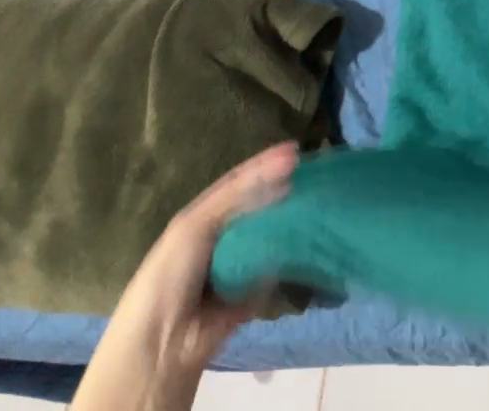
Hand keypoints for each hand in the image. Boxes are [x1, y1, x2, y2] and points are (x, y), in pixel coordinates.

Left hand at [72, 143, 299, 410]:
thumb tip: (287, 165)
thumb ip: (239, 194)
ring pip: (275, 230)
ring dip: (295, 217)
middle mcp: (226, 233)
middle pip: (262, 204)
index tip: (297, 148)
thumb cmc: (170, 274)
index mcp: (205, 216)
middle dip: (287, 188)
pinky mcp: (260, 284)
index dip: (266, 163)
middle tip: (319, 172)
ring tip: (324, 198)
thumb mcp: (196, 225)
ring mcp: (244, 259)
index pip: (240, 181)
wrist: (164, 341)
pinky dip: (297, 249)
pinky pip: (282, 261)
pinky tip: (317, 234)